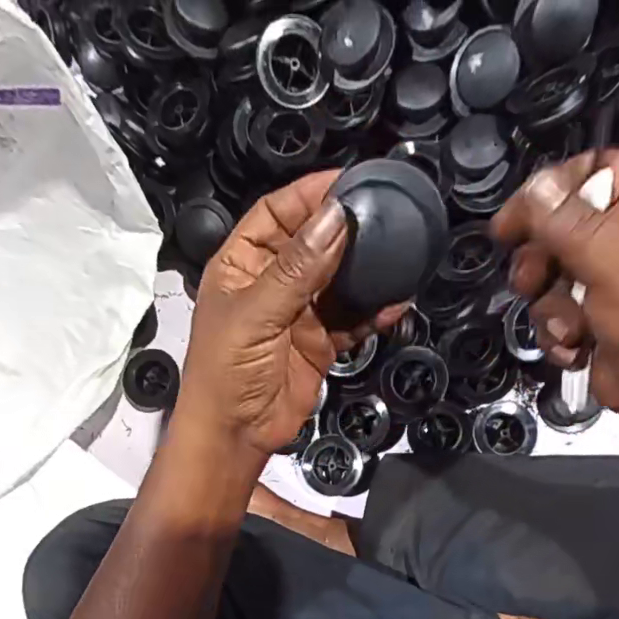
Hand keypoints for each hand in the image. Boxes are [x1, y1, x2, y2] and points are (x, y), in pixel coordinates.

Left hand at [177, 171, 403, 455]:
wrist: (237, 434)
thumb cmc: (224, 375)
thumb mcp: (256, 314)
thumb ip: (297, 269)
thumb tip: (333, 221)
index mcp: (241, 265)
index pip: (276, 213)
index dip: (309, 195)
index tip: (346, 184)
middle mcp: (271, 283)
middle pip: (313, 242)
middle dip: (344, 230)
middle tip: (380, 214)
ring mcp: (298, 314)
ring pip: (337, 280)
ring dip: (363, 270)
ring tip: (394, 253)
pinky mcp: (319, 343)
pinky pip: (351, 319)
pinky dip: (371, 311)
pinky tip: (391, 301)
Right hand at [490, 150, 618, 416]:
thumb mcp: (616, 259)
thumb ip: (567, 222)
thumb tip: (535, 191)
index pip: (593, 172)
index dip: (550, 192)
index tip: (516, 216)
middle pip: (560, 227)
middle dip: (542, 260)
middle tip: (536, 275)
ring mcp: (613, 280)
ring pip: (550, 276)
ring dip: (552, 305)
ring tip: (573, 322)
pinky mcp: (595, 317)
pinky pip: (554, 312)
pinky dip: (559, 331)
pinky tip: (580, 342)